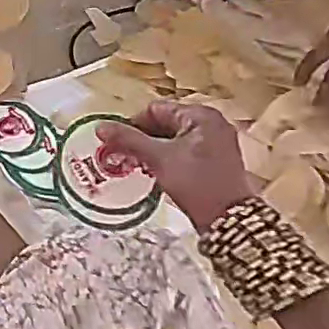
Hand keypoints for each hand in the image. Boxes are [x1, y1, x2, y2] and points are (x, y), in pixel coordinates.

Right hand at [97, 101, 255, 229]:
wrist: (228, 219)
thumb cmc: (196, 183)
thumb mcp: (158, 158)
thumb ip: (129, 139)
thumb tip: (101, 127)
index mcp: (201, 115)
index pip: (157, 109)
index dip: (133, 124)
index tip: (117, 142)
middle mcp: (213, 123)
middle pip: (166, 123)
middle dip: (142, 138)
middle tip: (123, 155)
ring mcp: (217, 143)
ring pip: (174, 139)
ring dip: (154, 150)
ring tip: (137, 165)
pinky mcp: (217, 161)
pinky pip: (185, 152)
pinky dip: (168, 159)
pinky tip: (156, 172)